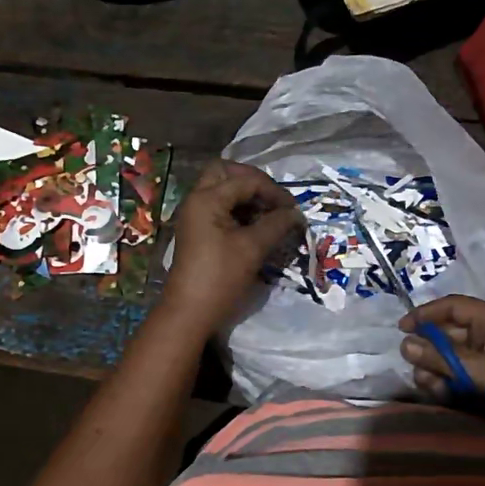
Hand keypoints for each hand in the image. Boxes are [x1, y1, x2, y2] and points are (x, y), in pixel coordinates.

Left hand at [160, 160, 302, 331]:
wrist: (189, 313)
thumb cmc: (220, 278)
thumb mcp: (253, 249)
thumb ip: (277, 224)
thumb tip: (296, 214)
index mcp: (206, 199)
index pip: (246, 181)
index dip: (274, 192)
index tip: (294, 210)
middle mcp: (196, 200)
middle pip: (226, 173)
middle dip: (253, 181)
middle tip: (273, 200)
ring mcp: (195, 215)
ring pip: (221, 189)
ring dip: (246, 196)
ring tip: (269, 216)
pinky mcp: (198, 230)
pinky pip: (219, 207)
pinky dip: (238, 210)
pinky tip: (256, 227)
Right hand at [400, 296, 484, 407]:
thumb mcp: (480, 372)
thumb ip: (441, 358)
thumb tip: (404, 345)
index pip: (453, 306)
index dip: (425, 315)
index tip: (401, 329)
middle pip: (448, 332)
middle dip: (430, 351)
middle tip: (417, 368)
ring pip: (450, 354)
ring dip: (437, 370)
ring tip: (434, 387)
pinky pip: (460, 371)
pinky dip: (449, 381)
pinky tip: (444, 394)